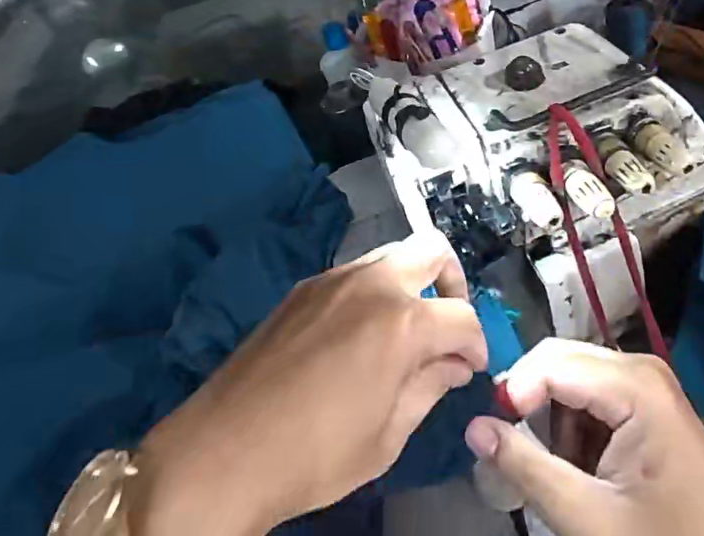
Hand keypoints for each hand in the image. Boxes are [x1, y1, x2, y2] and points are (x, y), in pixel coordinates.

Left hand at [132, 230, 488, 534]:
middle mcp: (371, 283)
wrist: (226, 447)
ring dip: (410, 283)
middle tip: (447, 326)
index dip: (477, 345)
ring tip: (404, 333)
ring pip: (390, 254)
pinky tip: (359, 336)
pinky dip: (373, 292)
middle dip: (452, 281)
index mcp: (401, 321)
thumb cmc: (316, 454)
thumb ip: (429, 387)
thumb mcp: (388, 435)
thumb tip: (454, 363)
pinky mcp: (304, 287)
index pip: (463, 316)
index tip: (472, 368)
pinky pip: (354, 273)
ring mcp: (333, 278)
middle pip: (431, 248)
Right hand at [465, 340, 703, 535]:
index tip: (492, 435)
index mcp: (635, 384)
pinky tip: (582, 468)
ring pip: (570, 379)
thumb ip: (525, 467)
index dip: (513, 393)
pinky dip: (574, 427)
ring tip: (552, 471)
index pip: (549, 363)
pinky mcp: (649, 404)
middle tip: (509, 450)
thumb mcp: (590, 519)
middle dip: (530, 404)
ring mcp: (647, 384)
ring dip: (551, 419)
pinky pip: (592, 395)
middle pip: (559, 362)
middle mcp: (640, 368)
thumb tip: (472, 427)